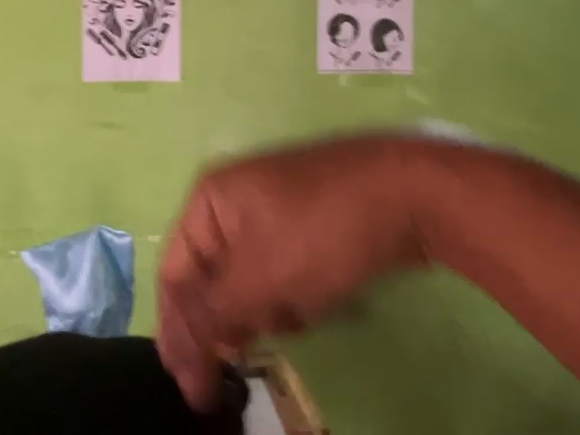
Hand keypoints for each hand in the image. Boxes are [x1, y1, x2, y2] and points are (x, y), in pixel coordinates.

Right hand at [155, 135, 436, 409]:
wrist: (407, 193)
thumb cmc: (320, 232)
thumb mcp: (259, 279)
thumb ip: (213, 316)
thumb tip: (188, 347)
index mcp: (211, 200)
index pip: (173, 273)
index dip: (176, 332)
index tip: (188, 386)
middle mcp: (235, 201)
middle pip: (210, 279)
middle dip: (226, 323)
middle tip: (233, 372)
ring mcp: (274, 210)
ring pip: (250, 281)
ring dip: (265, 311)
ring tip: (293, 322)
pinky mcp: (309, 224)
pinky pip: (283, 272)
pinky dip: (293, 296)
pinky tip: (317, 305)